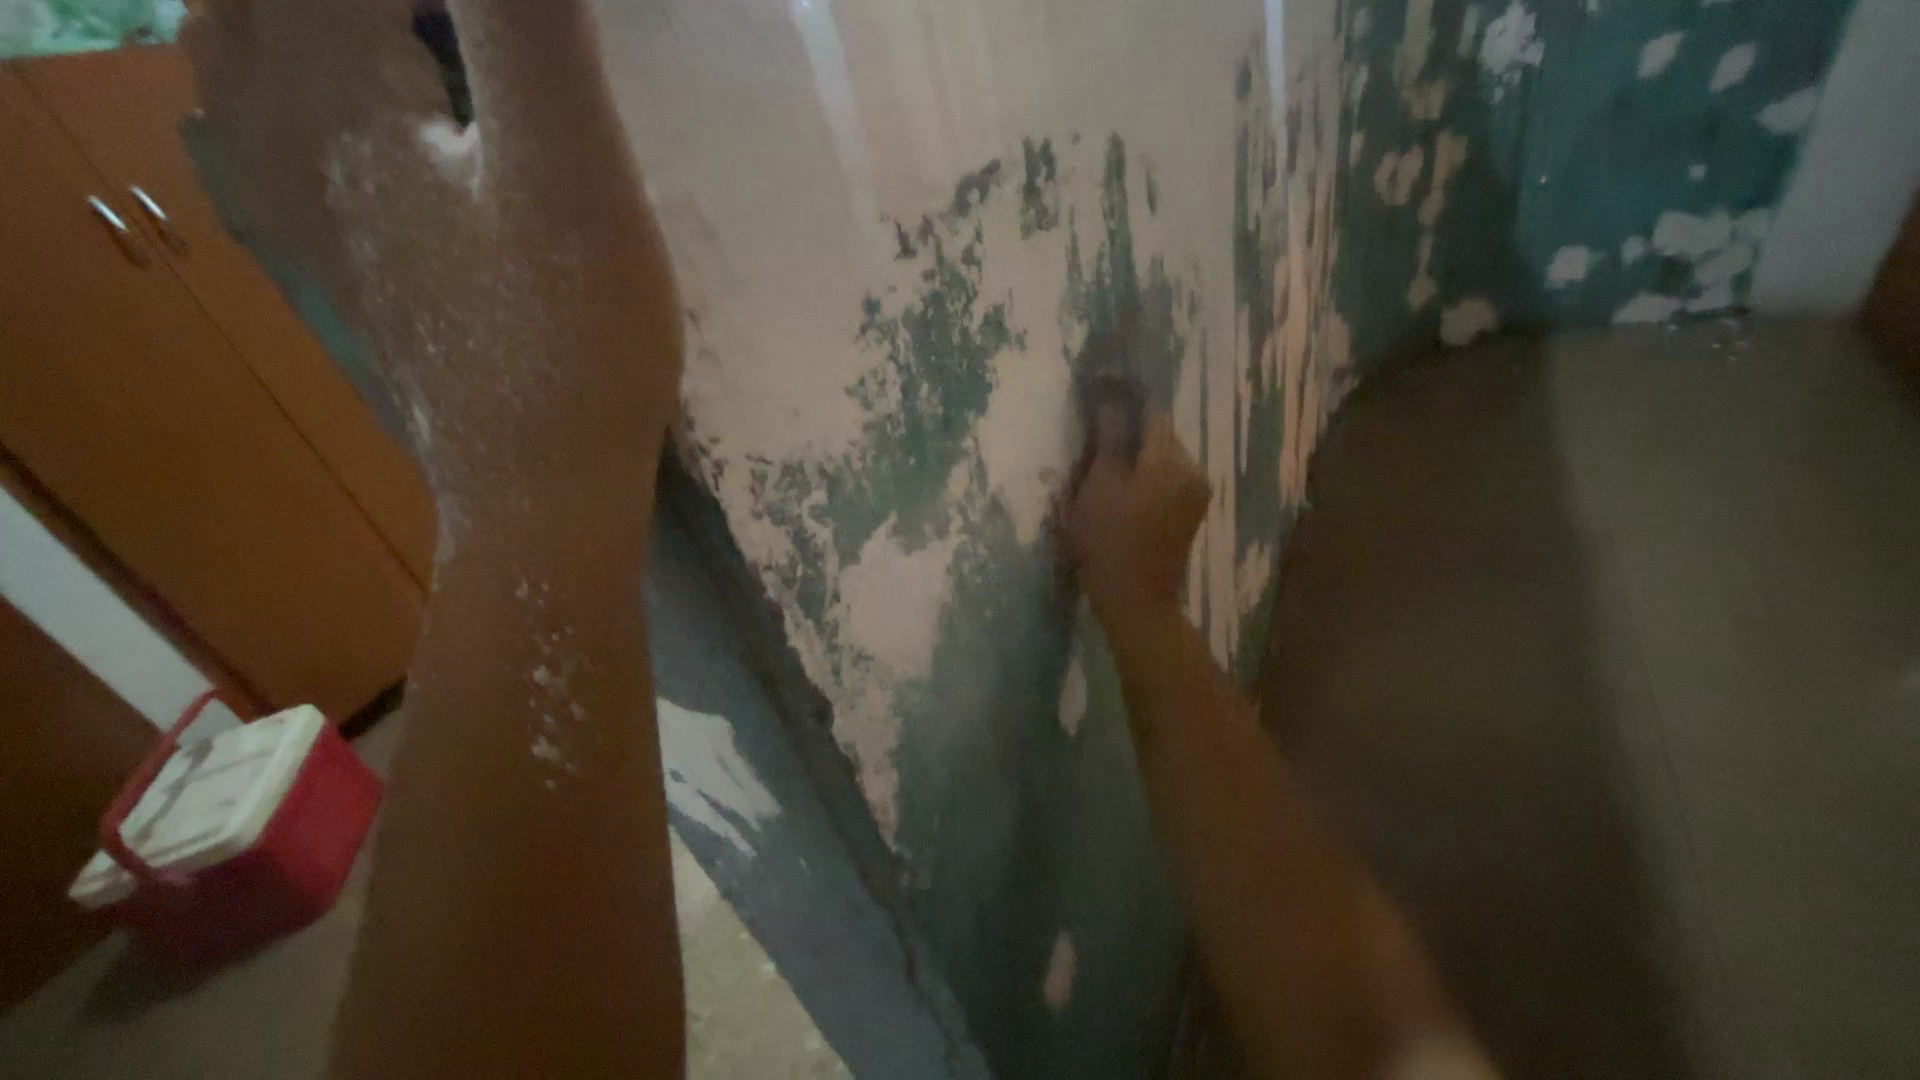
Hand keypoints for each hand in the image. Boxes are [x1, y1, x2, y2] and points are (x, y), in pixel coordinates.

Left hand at [184, 0, 682, 518]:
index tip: (529, 35)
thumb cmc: (568, 340)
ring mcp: (290, 194)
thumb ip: (531, 30)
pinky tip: (378, 97)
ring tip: (424, 51)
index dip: (462, 10)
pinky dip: (313, 74)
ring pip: (258, 39)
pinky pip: (272, 115)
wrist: (541, 484)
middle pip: (277, 4)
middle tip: (476, 48)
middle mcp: (274, 124)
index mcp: (328, 88)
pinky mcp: (330, 245)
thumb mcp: (572, 176)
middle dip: (397, 17)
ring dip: (332, 30)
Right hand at [1056, 414, 1211, 614]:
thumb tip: (1109, 397)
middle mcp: (1192, 470)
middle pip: (1158, 436)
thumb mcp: (1100, 482)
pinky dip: (1143, 479)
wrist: (1135, 600)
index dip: (1123, 400)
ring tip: (1102, 467)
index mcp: (1172, 458)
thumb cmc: (1109, 539)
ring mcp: (1194, 495)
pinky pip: (1165, 482)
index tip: (1098, 394)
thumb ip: (1107, 435)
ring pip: (1161, 460)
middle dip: (1128, 432)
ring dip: (1134, 456)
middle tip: (1094, 438)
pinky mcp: (1188, 516)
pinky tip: (1119, 492)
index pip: (1150, 411)